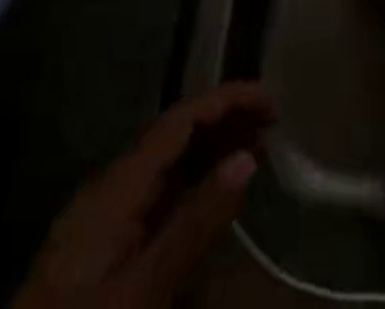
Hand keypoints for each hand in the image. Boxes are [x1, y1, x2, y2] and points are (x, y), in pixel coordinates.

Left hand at [12, 82, 276, 308]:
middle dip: (224, 115)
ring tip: (260, 140)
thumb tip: (246, 159)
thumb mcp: (143, 286)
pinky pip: (163, 186)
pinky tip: (218, 184)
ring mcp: (110, 209)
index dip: (225, 99)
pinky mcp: (111, 236)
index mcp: (118, 183)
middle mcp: (113, 184)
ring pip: (170, 158)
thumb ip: (195, 223)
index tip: (269, 98)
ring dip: (214, 142)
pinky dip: (198, 174)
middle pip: (175, 132)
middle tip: (274, 117)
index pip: (178, 120)